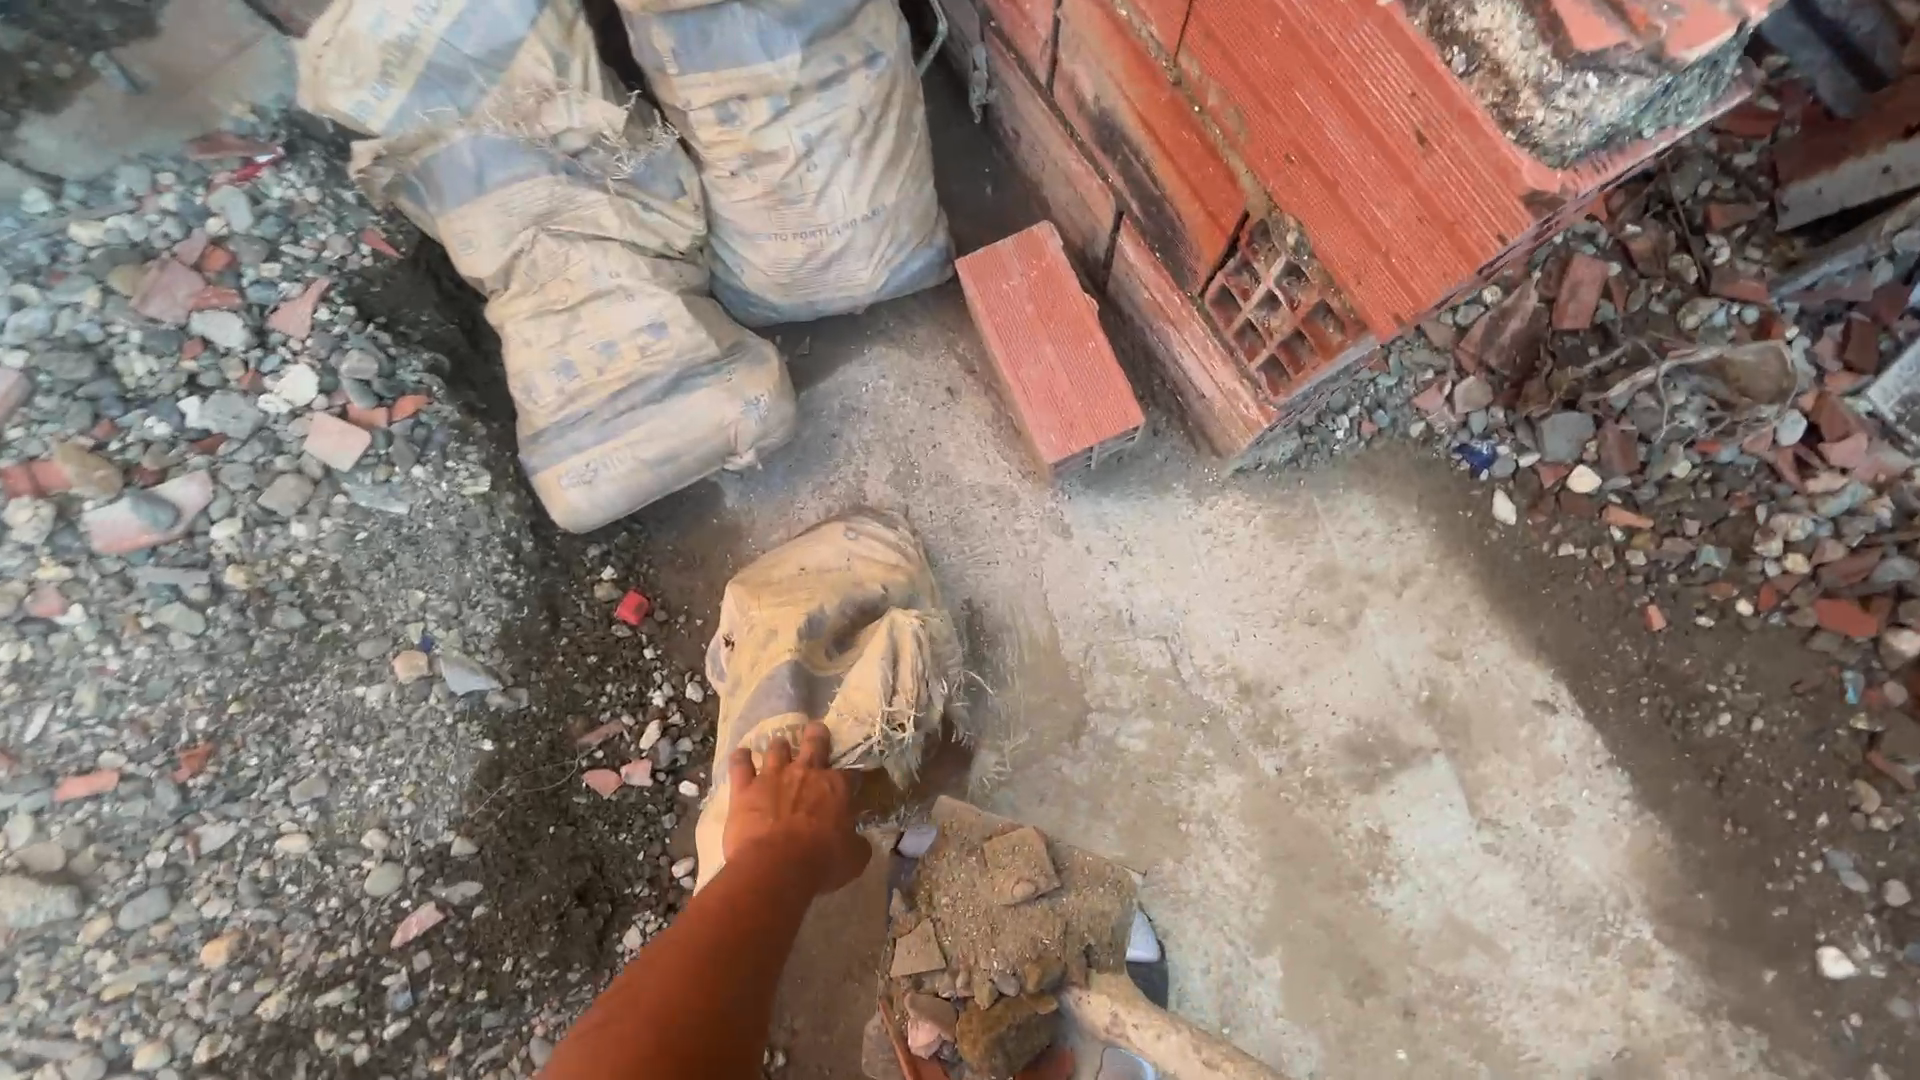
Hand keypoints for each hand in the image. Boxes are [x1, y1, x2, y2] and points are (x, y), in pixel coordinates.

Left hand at [723, 721, 869, 894]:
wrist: (776, 867)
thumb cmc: (821, 863)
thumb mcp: (853, 859)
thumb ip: (857, 844)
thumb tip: (859, 841)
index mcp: (836, 787)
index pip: (849, 774)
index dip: (850, 778)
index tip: (851, 784)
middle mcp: (806, 773)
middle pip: (814, 742)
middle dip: (817, 735)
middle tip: (816, 730)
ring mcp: (773, 777)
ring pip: (777, 749)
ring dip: (779, 747)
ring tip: (779, 747)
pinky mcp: (745, 788)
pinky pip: (740, 765)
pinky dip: (740, 758)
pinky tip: (741, 754)